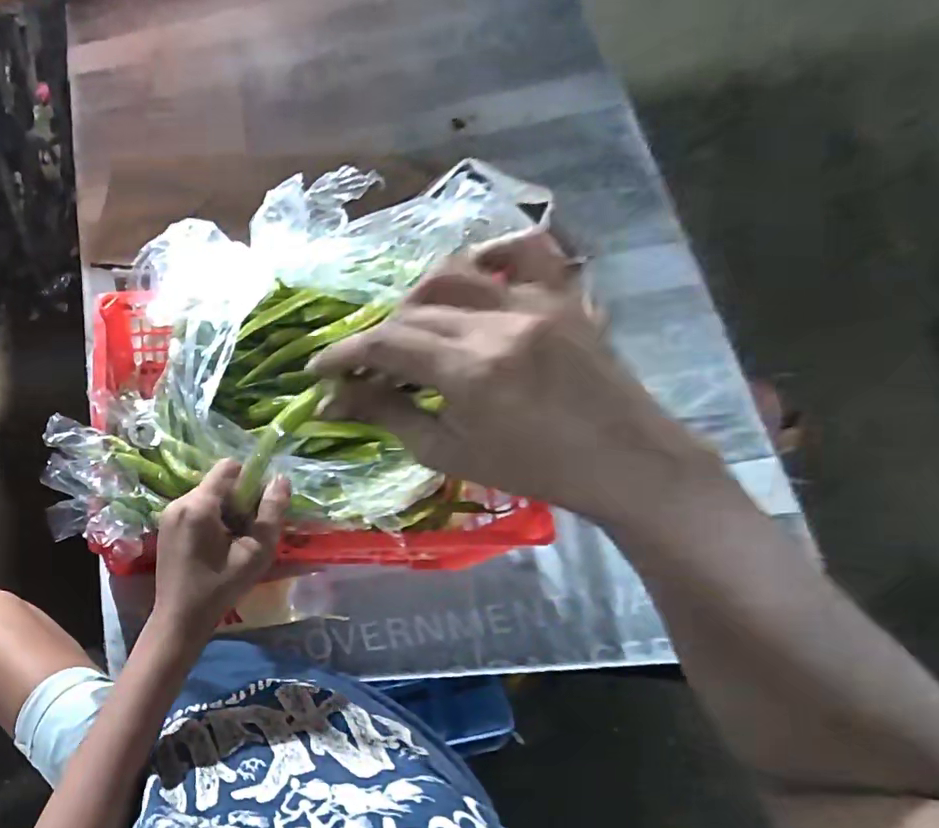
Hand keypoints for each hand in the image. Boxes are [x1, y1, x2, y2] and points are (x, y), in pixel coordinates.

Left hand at [152, 459, 287, 633]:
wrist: (180, 617)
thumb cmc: (219, 588)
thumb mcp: (254, 553)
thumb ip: (270, 514)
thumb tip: (281, 480)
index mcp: (198, 504)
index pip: (228, 468)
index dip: (250, 481)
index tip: (260, 508)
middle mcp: (178, 502)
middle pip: (217, 484)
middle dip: (238, 500)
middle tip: (249, 532)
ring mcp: (168, 514)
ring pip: (206, 497)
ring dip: (225, 512)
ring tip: (233, 543)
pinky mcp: (165, 527)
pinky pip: (194, 510)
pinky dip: (210, 520)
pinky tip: (216, 547)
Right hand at [307, 232, 719, 525]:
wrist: (621, 460)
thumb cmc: (527, 468)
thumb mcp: (445, 452)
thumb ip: (386, 416)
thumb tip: (331, 403)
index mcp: (468, 369)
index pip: (384, 344)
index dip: (342, 354)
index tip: (317, 370)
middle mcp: (498, 322)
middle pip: (411, 312)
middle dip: (373, 339)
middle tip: (361, 370)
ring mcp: (536, 300)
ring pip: (454, 273)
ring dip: (415, 299)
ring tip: (408, 330)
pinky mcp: (563, 294)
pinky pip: (525, 248)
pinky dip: (489, 253)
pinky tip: (471, 274)